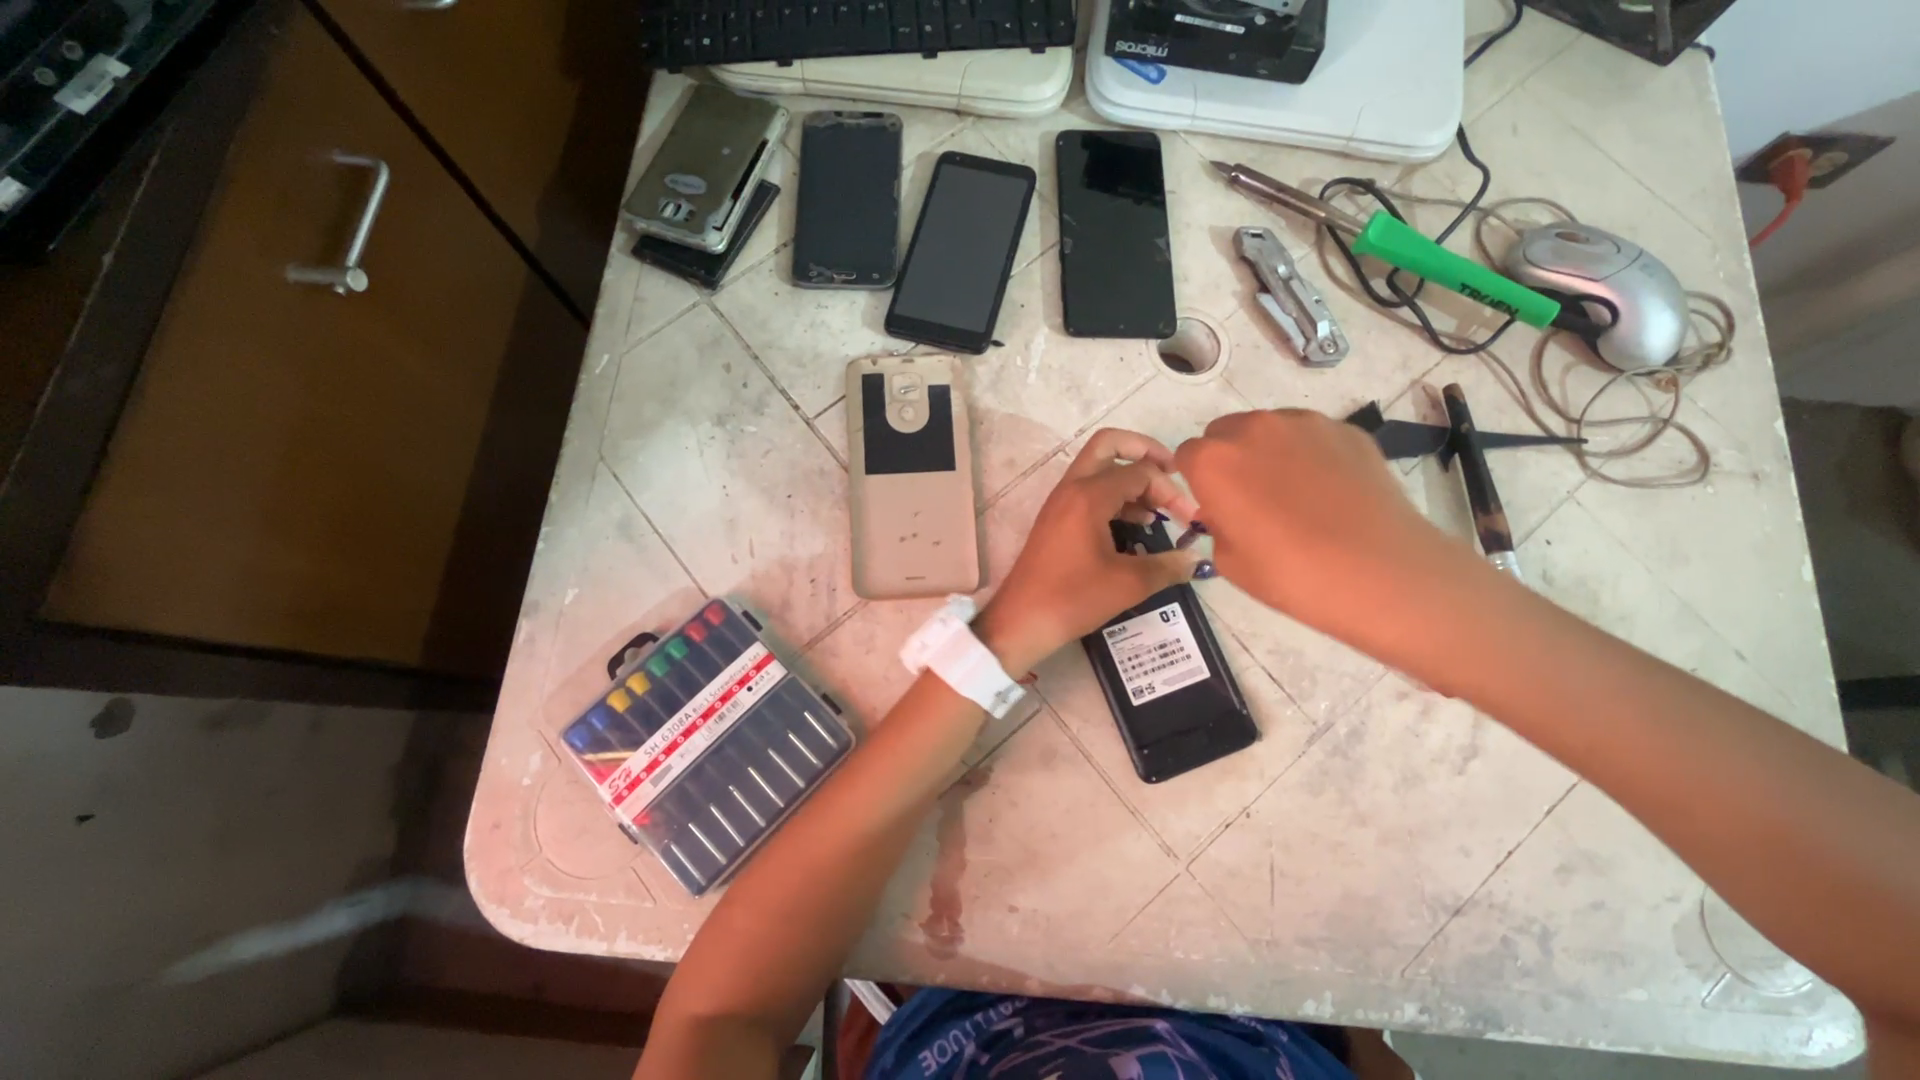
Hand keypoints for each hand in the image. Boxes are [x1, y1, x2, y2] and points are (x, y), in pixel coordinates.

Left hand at [974, 429, 1202, 672]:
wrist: (1022, 620)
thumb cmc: (1073, 598)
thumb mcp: (1128, 584)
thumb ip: (1168, 566)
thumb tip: (1197, 561)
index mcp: (1089, 495)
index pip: (1140, 471)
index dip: (1171, 490)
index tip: (1190, 518)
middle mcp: (1072, 488)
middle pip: (1109, 445)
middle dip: (1144, 451)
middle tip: (1173, 472)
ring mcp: (1060, 502)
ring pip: (1099, 468)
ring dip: (1130, 478)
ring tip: (1159, 509)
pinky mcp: (1056, 519)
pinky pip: (1089, 490)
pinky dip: (1115, 496)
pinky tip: (1137, 523)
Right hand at [1175, 409, 1481, 652]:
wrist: (1378, 571)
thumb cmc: (1292, 574)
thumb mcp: (1229, 562)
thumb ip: (1218, 523)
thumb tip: (1228, 509)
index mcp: (1213, 462)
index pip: (1187, 456)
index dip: (1199, 481)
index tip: (1216, 506)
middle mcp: (1253, 429)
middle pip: (1225, 433)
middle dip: (1230, 459)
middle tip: (1254, 500)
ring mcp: (1304, 423)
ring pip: (1270, 430)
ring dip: (1270, 453)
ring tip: (1296, 496)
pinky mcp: (1345, 429)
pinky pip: (1312, 436)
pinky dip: (1311, 456)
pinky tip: (1331, 493)